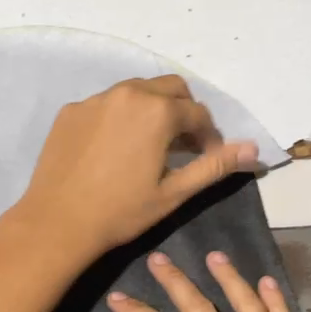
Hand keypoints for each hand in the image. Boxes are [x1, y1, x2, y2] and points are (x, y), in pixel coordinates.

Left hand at [13, 77, 258, 254]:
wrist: (57, 223)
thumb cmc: (121, 213)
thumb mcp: (174, 193)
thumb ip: (213, 166)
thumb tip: (253, 150)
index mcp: (158, 111)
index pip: (198, 113)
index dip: (209, 136)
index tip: (207, 158)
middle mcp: (128, 93)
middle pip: (170, 89)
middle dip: (184, 112)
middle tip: (182, 147)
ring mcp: (95, 99)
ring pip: (136, 91)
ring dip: (152, 110)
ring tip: (149, 147)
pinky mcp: (71, 111)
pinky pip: (106, 104)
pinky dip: (120, 118)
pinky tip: (113, 150)